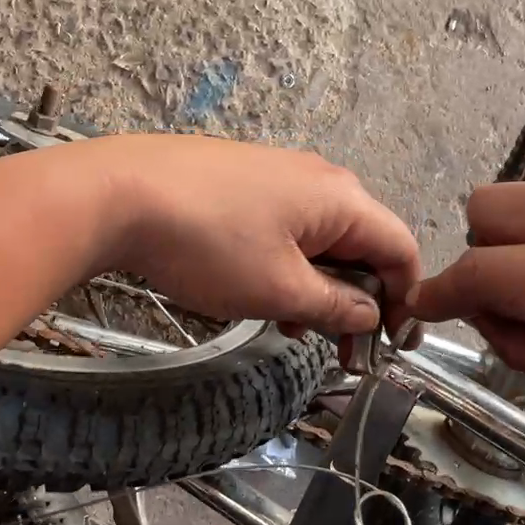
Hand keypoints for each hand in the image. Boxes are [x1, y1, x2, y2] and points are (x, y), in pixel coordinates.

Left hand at [78, 135, 421, 335]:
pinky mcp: (240, 178)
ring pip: (318, 238)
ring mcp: (275, 173)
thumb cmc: (209, 244)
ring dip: (316, 287)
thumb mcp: (280, 289)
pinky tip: (256, 293)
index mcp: (342, 198)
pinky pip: (283, 226)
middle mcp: (317, 177)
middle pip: (360, 243)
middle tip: (337, 351)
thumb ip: (335, 305)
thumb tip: (369, 313)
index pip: (400, 248)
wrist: (118, 193)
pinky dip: (285, 265)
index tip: (387, 346)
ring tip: (290, 328)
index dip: (405, 301)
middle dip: (355, 300)